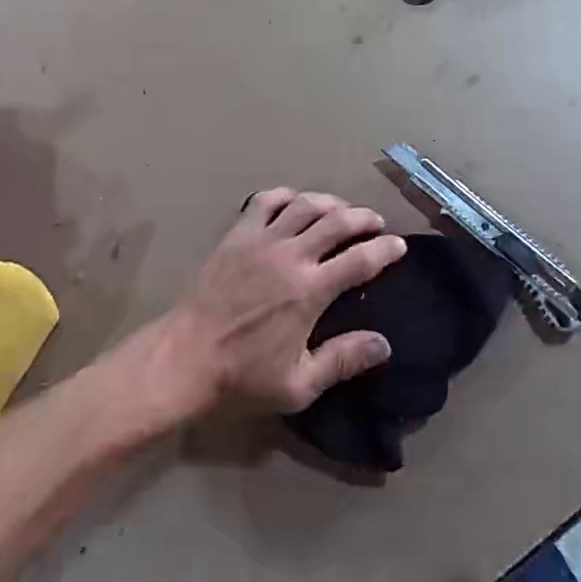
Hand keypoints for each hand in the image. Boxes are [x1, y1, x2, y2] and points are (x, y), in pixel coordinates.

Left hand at [156, 188, 405, 414]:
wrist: (182, 360)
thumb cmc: (242, 376)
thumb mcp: (298, 384)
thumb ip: (343, 361)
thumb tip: (384, 344)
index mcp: (310, 291)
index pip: (361, 259)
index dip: (386, 249)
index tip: (398, 246)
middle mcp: (291, 256)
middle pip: (338, 221)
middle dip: (364, 217)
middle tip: (375, 223)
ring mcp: (261, 241)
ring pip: (306, 204)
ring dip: (331, 202)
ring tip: (341, 210)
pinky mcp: (236, 236)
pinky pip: (265, 201)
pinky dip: (286, 196)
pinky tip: (294, 204)